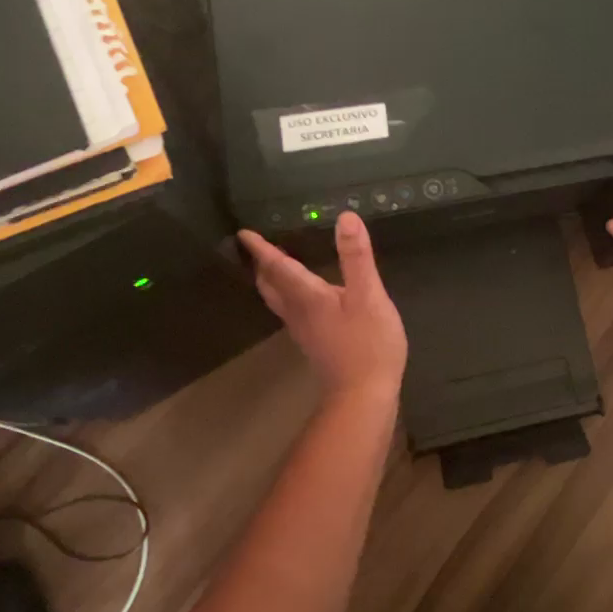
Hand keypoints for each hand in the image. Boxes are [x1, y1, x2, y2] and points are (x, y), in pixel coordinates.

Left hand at [238, 212, 407, 404]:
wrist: (364, 394)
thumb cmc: (368, 343)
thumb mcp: (369, 295)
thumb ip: (356, 257)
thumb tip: (345, 218)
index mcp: (307, 296)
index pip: (278, 266)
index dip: (262, 249)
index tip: (244, 234)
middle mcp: (298, 312)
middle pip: (270, 286)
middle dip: (261, 266)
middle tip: (255, 248)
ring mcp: (304, 330)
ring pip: (277, 301)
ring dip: (271, 281)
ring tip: (273, 267)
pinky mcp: (314, 343)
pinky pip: (290, 311)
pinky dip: (287, 296)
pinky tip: (302, 296)